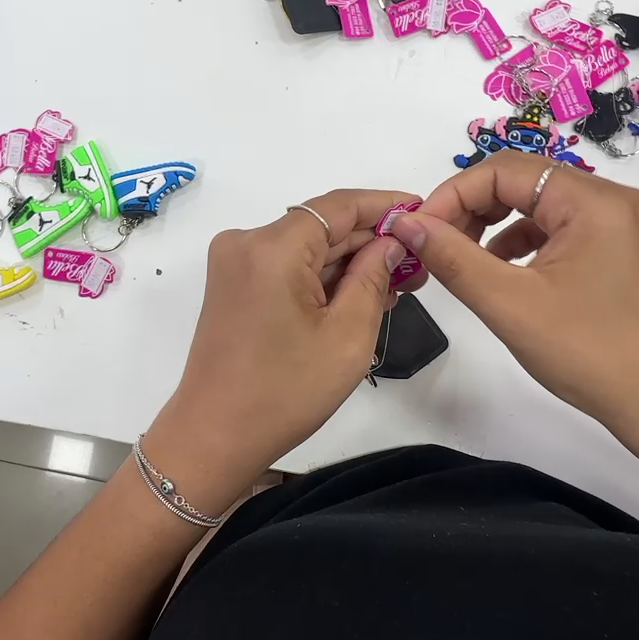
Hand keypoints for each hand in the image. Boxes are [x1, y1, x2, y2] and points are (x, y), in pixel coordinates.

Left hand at [143, 189, 416, 512]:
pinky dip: (320, 277)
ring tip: (398, 284)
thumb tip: (391, 243)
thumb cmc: (285, 391)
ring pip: (303, 247)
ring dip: (347, 262)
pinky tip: (358, 294)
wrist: (214, 434)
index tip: (423, 211)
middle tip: (419, 264)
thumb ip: (373, 278)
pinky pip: (285, 266)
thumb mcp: (347, 336)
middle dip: (369, 241)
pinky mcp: (232, 285)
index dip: (383, 206)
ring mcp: (233, 263)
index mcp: (270, 247)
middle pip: (320, 226)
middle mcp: (245, 242)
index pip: (337, 205)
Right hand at [387, 151, 638, 431]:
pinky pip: (546, 224)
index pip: (504, 171)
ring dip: (486, 221)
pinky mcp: (605, 246)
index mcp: (592, 201)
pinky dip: (510, 239)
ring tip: (454, 255)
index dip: (453, 194)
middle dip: (467, 206)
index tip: (418, 229)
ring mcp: (609, 223)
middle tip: (430, 242)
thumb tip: (406, 223)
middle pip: (517, 179)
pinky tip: (491, 268)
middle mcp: (606, 199)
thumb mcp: (507, 302)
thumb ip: (452, 256)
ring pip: (528, 201)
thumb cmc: (586, 352)